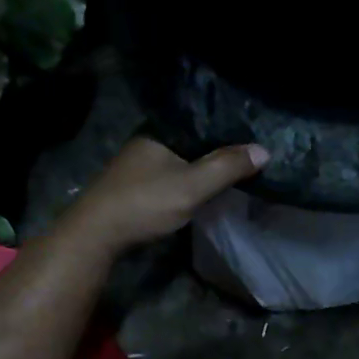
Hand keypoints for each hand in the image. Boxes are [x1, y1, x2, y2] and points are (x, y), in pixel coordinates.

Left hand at [57, 137, 268, 253]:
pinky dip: (178, 184)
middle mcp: (142, 144)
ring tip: (221, 176)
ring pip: (172, 163)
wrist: (95, 234)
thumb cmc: (145, 203)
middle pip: (185, 144)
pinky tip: (190, 192)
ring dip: (192, 170)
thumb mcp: (193, 186)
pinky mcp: (126, 189)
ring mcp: (131, 168)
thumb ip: (226, 167)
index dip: (222, 131)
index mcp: (157, 133)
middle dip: (208, 152)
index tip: (246, 141)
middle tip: (239, 160)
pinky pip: (162, 179)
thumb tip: (264, 149)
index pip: (197, 123)